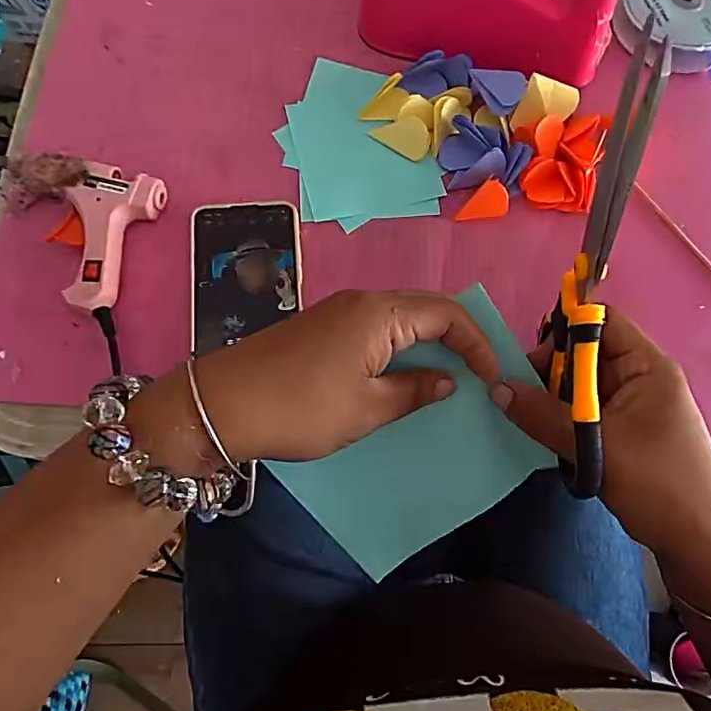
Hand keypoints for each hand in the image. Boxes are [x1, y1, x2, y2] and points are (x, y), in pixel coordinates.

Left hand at [170, 289, 501, 462]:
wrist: (219, 406)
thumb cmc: (301, 408)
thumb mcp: (367, 409)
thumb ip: (415, 391)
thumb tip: (447, 381)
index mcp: (380, 314)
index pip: (448, 314)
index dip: (477, 342)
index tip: (492, 376)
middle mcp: (364, 301)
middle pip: (428, 307)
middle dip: (459, 335)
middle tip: (479, 369)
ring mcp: (341, 310)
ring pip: (403, 315)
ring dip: (432, 338)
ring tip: (450, 370)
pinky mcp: (324, 325)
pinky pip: (380, 325)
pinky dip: (405, 343)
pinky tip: (406, 368)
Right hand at [492, 311, 710, 553]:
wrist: (700, 541)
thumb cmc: (658, 483)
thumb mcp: (597, 446)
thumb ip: (544, 415)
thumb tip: (497, 388)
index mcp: (647, 366)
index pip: (605, 322)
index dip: (567, 329)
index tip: (530, 358)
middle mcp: (640, 379)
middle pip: (588, 355)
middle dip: (552, 371)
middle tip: (519, 394)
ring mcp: (633, 408)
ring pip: (583, 388)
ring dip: (555, 400)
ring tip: (524, 416)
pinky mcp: (625, 434)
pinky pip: (587, 415)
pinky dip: (565, 421)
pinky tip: (543, 435)